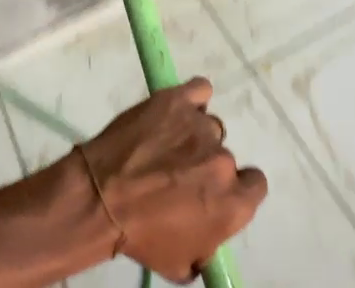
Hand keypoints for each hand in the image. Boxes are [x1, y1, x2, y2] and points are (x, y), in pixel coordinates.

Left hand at [71, 76, 267, 282]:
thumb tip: (209, 236)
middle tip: (177, 172)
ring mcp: (200, 127)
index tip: (214, 190)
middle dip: (205, 164)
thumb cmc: (140, 236)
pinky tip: (177, 109)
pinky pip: (199, 90)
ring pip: (207, 127)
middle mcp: (224, 162)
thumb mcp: (181, 263)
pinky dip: (193, 98)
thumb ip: (208, 246)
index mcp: (234, 203)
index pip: (255, 184)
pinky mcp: (176, 101)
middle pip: (225, 156)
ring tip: (164, 144)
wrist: (100, 197)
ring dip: (192, 136)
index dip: (235, 187)